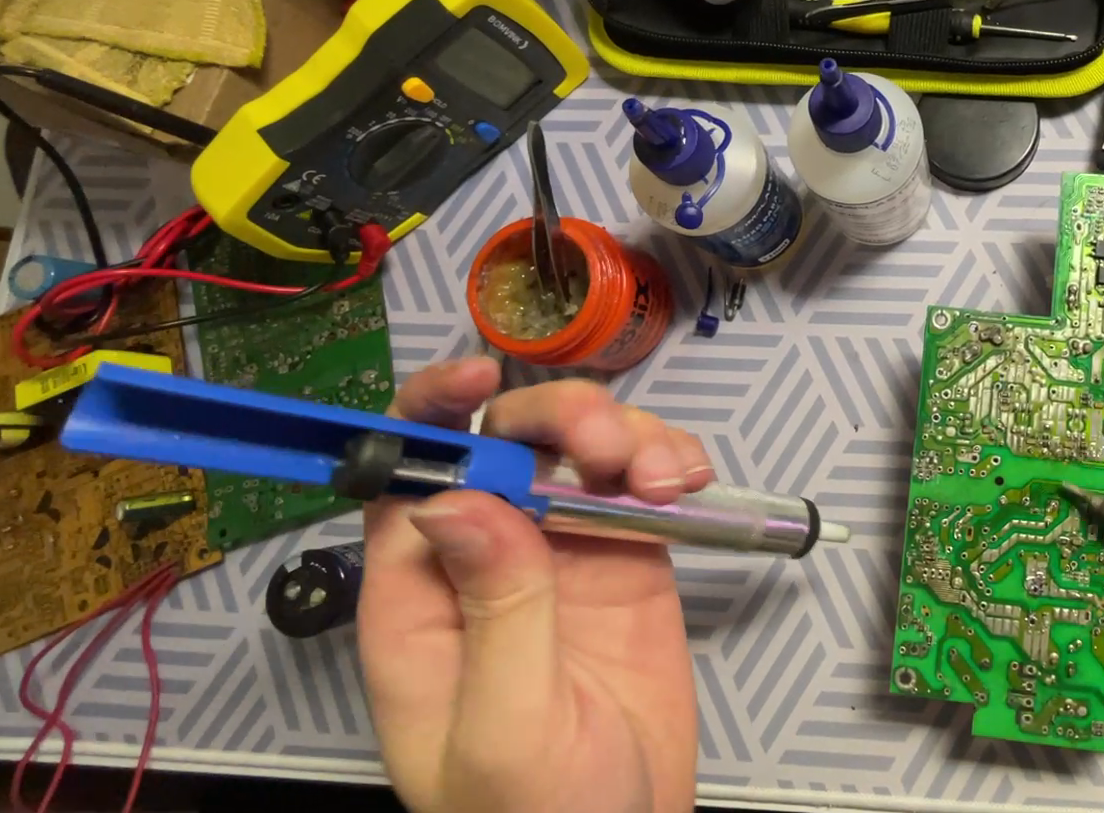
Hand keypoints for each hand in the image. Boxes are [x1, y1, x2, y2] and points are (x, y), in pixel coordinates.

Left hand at [359, 356, 714, 812]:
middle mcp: (494, 552)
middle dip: (564, 420)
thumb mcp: (507, 726)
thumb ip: (492, 610)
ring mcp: (569, 546)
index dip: (434, 413)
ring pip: (588, 448)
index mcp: (425, 593)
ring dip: (633, 437)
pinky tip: (692, 483)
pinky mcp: (633, 551)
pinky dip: (671, 461)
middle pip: (514, 440)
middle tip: (616, 449)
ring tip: (672, 480)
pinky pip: (646, 480)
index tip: (483, 377)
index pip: (411, 477)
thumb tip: (460, 496)